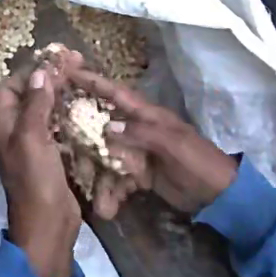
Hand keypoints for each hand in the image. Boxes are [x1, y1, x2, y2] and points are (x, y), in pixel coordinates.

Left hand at [0, 66, 80, 276]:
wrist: (48, 226)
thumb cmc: (35, 182)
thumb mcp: (32, 139)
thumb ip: (35, 105)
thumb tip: (40, 73)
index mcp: (2, 126)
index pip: (11, 87)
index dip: (31, 71)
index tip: (57, 59)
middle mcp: (14, 132)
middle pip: (29, 95)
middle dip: (50, 78)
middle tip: (77, 62)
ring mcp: (32, 144)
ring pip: (45, 109)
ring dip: (62, 93)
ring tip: (84, 78)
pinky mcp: (51, 156)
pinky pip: (58, 126)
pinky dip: (69, 113)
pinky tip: (87, 105)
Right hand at [59, 64, 238, 214]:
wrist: (220, 197)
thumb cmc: (199, 163)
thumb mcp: (174, 145)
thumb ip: (141, 133)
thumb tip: (107, 126)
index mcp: (148, 116)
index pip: (116, 93)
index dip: (93, 81)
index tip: (68, 70)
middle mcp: (139, 129)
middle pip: (103, 120)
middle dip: (81, 121)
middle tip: (55, 119)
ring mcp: (138, 152)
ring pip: (106, 153)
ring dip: (94, 166)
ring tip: (78, 177)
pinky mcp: (140, 174)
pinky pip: (118, 178)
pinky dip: (111, 190)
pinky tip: (105, 206)